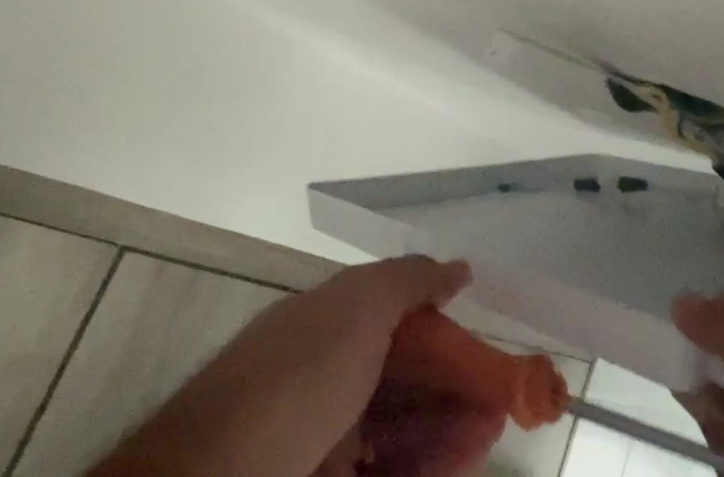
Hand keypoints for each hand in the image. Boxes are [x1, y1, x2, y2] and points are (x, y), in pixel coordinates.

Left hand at [94, 255, 503, 476]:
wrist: (219, 475)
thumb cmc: (295, 378)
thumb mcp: (355, 307)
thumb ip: (409, 282)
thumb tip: (457, 266)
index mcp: (324, 329)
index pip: (394, 321)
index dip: (442, 332)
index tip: (484, 346)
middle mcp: (325, 381)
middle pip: (404, 379)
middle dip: (456, 384)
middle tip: (504, 399)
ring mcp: (325, 439)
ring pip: (403, 428)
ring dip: (454, 426)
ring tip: (493, 429)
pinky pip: (393, 469)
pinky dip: (433, 463)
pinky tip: (469, 455)